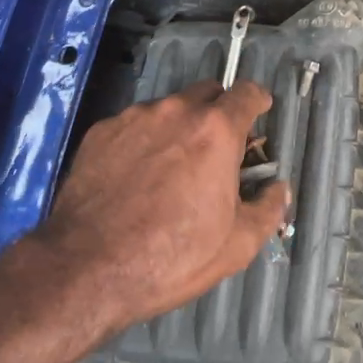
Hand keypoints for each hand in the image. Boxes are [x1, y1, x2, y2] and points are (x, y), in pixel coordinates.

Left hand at [39, 80, 291, 334]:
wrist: (85, 270)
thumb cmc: (170, 257)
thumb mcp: (236, 245)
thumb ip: (268, 209)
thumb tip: (278, 189)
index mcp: (216, 130)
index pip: (247, 92)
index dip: (257, 100)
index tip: (259, 111)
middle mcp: (177, 111)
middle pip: (207, 93)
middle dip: (218, 112)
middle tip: (215, 147)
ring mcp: (134, 118)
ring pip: (168, 109)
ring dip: (178, 127)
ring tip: (170, 167)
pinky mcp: (100, 132)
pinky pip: (133, 125)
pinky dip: (142, 141)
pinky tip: (134, 176)